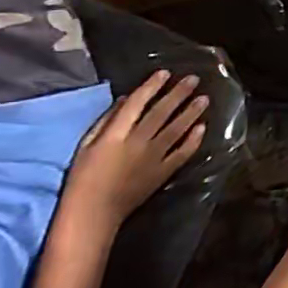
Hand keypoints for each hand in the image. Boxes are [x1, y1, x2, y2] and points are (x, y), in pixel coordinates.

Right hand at [62, 70, 209, 226]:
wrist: (93, 214)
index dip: (152, 86)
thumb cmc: (82, 178)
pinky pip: (182, 153)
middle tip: (194, 79)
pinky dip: (193, 141)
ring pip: (177, 129)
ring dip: (191, 113)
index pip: (138, 103)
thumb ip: (107, 120)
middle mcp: (138, 142)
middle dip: (179, 94)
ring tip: (204, 99)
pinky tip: (202, 128)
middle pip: (162, 112)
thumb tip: (128, 99)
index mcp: (116, 134)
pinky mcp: (163, 172)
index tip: (165, 73)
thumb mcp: (86, 145)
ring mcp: (153, 158)